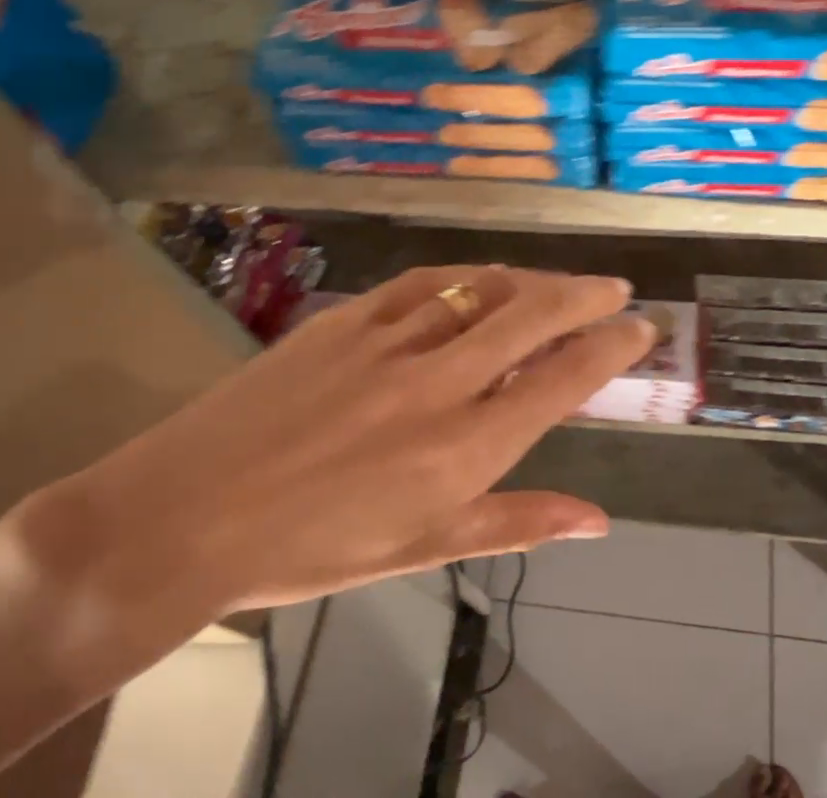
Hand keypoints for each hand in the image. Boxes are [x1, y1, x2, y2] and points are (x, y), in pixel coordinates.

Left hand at [18, 265, 652, 630]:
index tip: (639, 328)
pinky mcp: (343, 319)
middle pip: (531, 317)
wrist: (187, 514)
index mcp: (463, 449)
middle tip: (615, 288)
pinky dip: (464, 277)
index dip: (610, 348)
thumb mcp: (421, 548)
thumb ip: (515, 523)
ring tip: (558, 282)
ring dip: (530, 280)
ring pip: (480, 289)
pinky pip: (420, 283)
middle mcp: (437, 383)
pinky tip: (477, 279)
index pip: (561, 381)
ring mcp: (387, 341)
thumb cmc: (310, 550)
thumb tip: (597, 520)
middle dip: (584, 296)